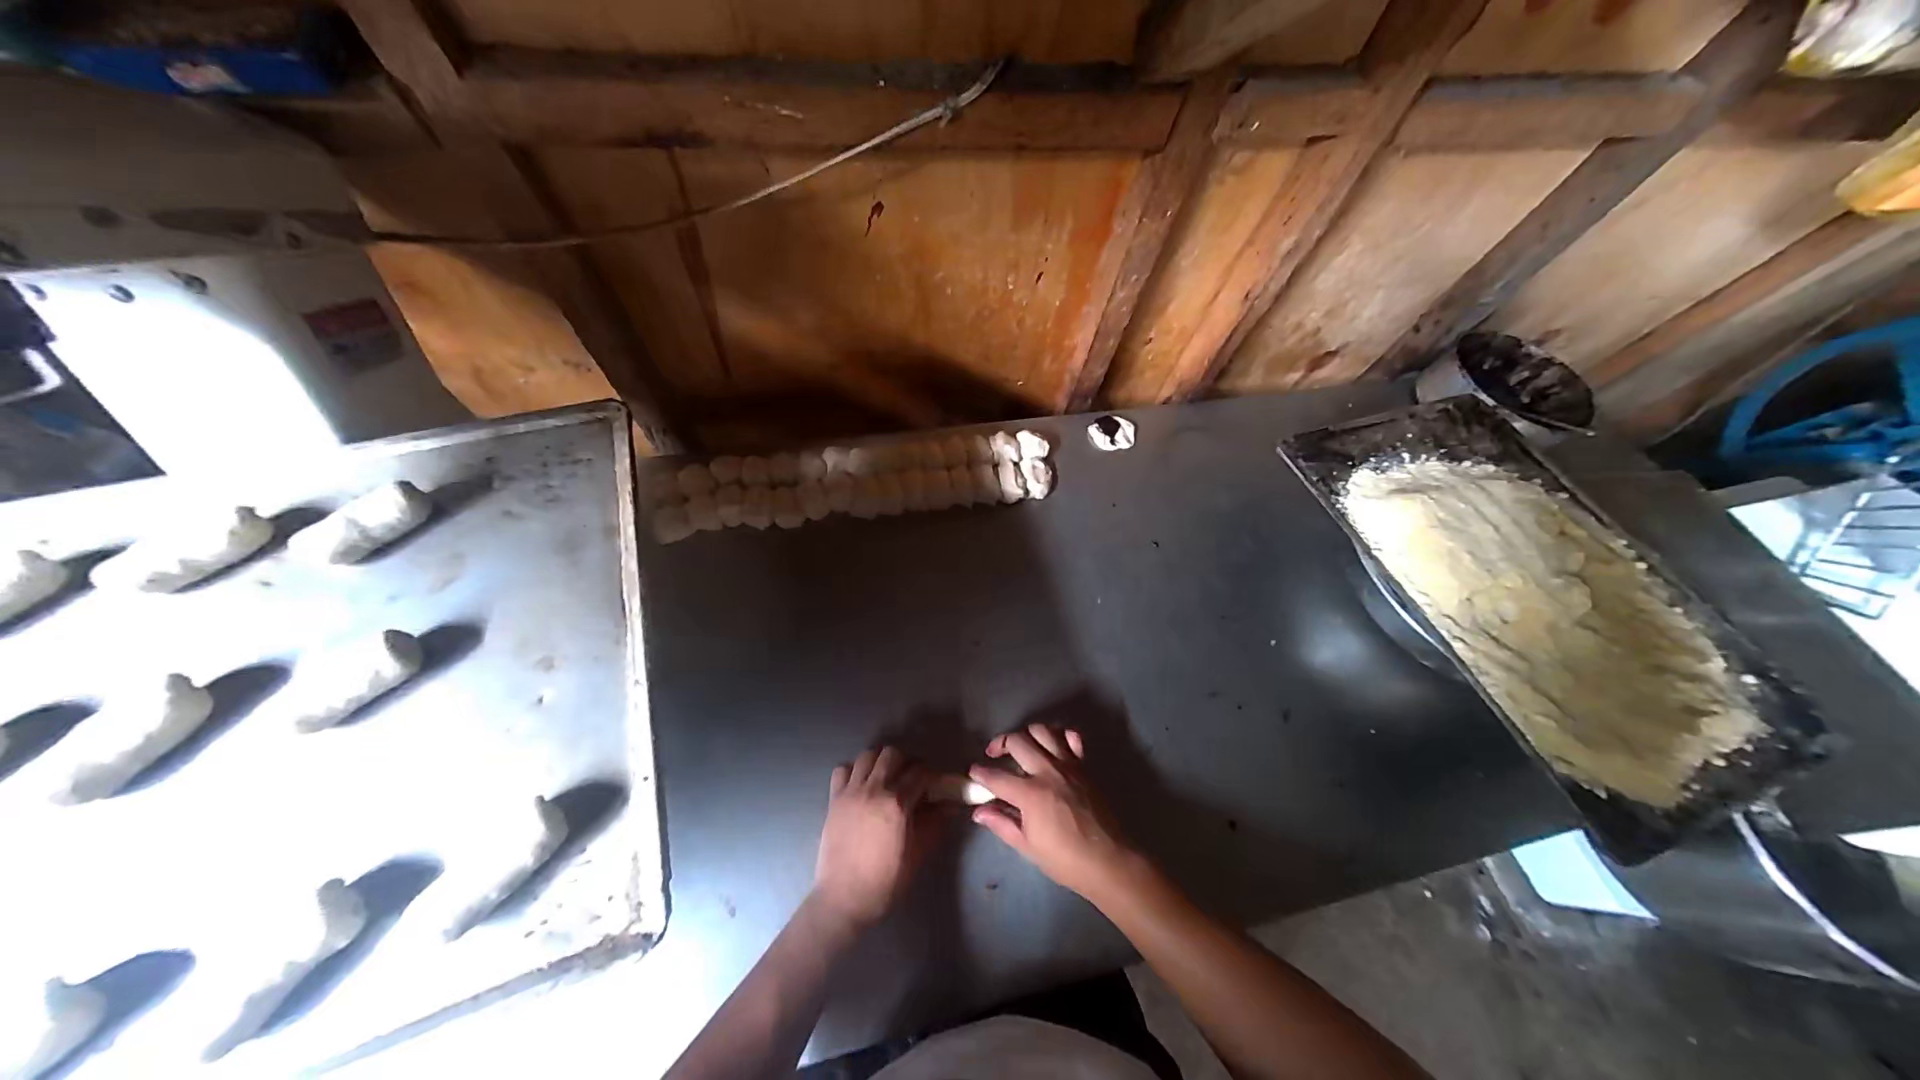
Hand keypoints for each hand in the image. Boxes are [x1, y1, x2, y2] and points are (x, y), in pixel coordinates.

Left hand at [812, 746, 934, 929]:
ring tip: (887, 778)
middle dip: (906, 762)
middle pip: (892, 754)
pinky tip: (861, 786)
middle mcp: (873, 789)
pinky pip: (843, 769)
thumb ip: (934, 824)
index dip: (932, 775)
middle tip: (912, 779)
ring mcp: (850, 791)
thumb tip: (951, 805)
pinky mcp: (833, 799)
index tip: (936, 785)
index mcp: (897, 803)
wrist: (844, 899)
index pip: (920, 773)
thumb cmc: (885, 881)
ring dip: (881, 761)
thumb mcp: (917, 854)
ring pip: (867, 755)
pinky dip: (854, 770)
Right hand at [969, 724, 1143, 902]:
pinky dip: (1060, 736)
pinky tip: (1054, 746)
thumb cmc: (1066, 860)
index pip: (996, 776)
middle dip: (999, 744)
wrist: (1110, 861)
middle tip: (993, 755)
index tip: (973, 773)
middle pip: (1017, 741)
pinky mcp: (1086, 766)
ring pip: (1043, 731)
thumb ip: (1002, 823)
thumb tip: (979, 812)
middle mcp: (1048, 771)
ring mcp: (1069, 765)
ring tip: (1022, 746)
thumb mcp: (1028, 846)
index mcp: (1030, 793)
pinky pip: (1072, 738)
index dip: (980, 773)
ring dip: (1027, 734)